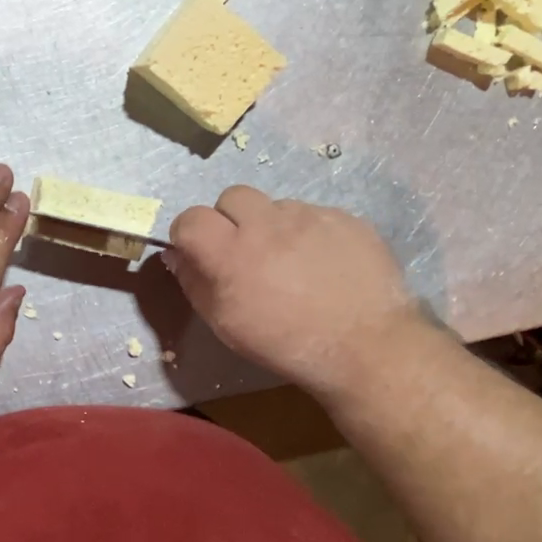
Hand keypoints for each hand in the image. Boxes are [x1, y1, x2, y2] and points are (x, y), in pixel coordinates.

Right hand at [167, 187, 431, 397]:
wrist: (362, 344)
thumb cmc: (283, 344)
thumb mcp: (226, 325)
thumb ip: (196, 284)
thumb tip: (179, 256)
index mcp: (231, 253)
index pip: (191, 218)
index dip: (188, 233)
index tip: (196, 252)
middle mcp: (268, 224)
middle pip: (232, 197)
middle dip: (229, 220)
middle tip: (242, 253)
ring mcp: (310, 216)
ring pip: (275, 206)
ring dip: (270, 227)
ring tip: (287, 263)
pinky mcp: (344, 217)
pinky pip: (312, 215)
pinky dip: (306, 234)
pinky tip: (319, 266)